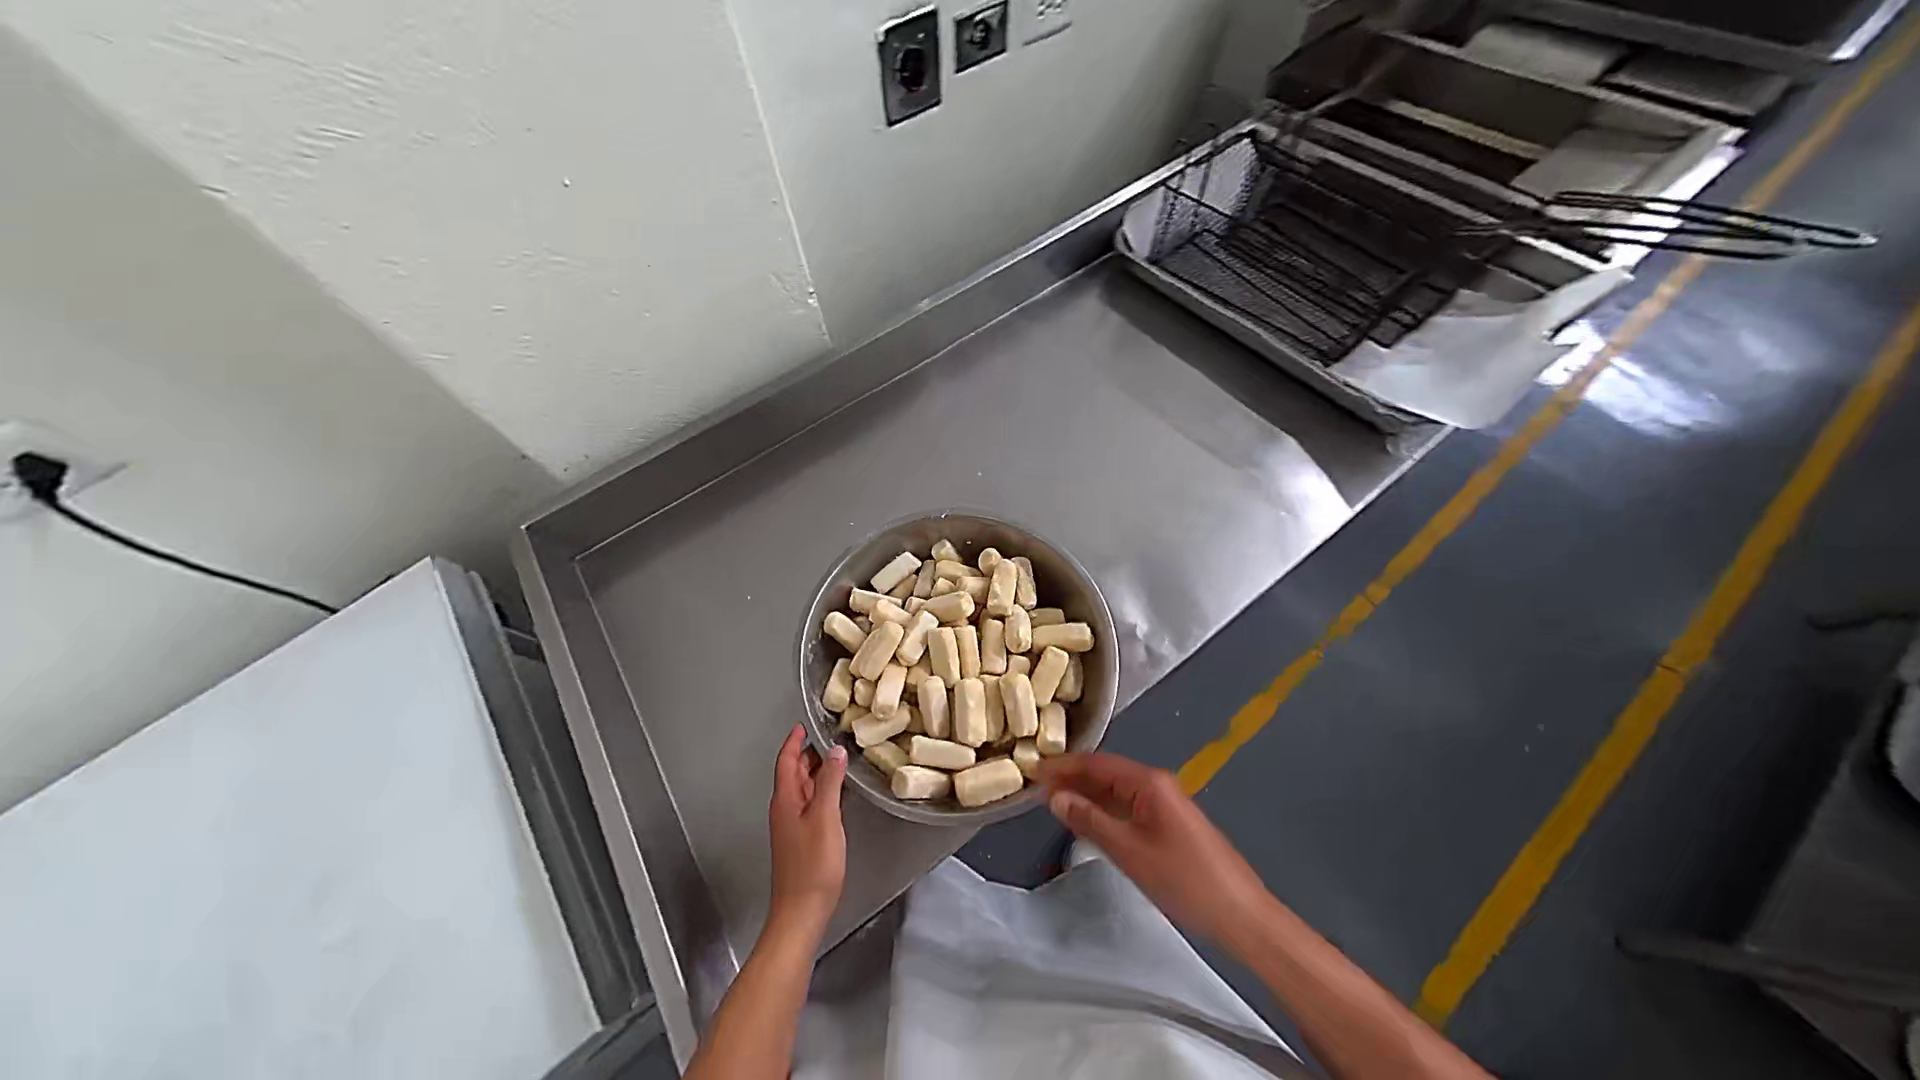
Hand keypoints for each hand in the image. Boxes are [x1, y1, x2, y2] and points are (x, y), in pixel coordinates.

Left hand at [767, 724, 846, 934]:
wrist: (802, 911)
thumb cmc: (813, 866)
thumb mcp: (826, 817)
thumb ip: (831, 782)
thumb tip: (836, 752)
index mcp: (785, 799)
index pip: (786, 761)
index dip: (794, 741)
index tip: (804, 725)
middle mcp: (785, 808)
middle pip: (794, 772)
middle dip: (809, 753)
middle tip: (830, 737)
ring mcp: (792, 824)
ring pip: (804, 788)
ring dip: (818, 771)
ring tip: (839, 759)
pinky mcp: (802, 838)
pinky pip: (811, 803)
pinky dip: (823, 790)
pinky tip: (840, 793)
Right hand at [1038, 753, 1272, 944]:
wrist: (1241, 915)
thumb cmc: (1184, 880)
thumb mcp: (1129, 851)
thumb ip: (1089, 821)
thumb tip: (1055, 798)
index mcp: (1148, 783)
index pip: (1097, 763)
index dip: (1063, 766)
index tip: (1032, 769)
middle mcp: (1156, 785)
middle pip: (1106, 773)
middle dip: (1072, 779)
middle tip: (1036, 786)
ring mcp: (1165, 804)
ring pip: (1116, 791)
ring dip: (1086, 795)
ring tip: (1052, 802)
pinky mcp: (1168, 824)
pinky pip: (1128, 807)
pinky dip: (1104, 810)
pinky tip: (1086, 820)